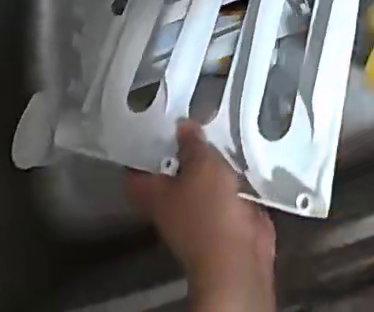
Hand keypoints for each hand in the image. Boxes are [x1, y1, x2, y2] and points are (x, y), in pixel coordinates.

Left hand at [125, 122, 274, 309]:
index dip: (139, 147)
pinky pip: (224, 187)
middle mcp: (171, 203)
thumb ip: (191, 143)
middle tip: (187, 112)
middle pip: (170, 168)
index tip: (148, 121)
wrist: (239, 261)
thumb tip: (181, 125)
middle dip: (179, 144)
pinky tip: (237, 147)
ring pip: (199, 176)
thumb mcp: (199, 165)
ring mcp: (198, 211)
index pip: (134, 169)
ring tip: (214, 120)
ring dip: (208, 157)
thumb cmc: (208, 210)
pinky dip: (231, 172)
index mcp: (152, 193)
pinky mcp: (225, 216)